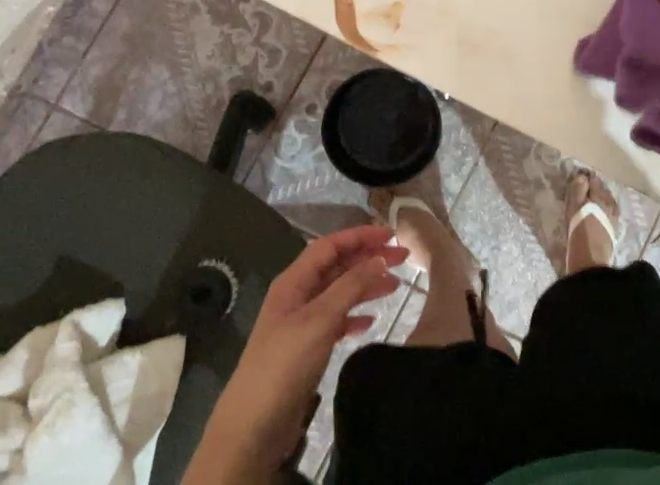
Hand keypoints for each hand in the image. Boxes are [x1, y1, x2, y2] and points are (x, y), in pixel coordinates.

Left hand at [192, 226, 406, 482]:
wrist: (255, 423)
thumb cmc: (285, 363)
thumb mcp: (320, 318)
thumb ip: (350, 286)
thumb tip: (379, 257)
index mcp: (293, 282)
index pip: (329, 245)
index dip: (360, 236)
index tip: (392, 236)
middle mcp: (297, 296)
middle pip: (336, 267)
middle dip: (368, 259)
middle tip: (403, 259)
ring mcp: (301, 323)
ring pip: (338, 293)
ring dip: (365, 285)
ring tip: (394, 286)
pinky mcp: (306, 349)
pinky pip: (335, 321)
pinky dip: (354, 316)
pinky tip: (370, 321)